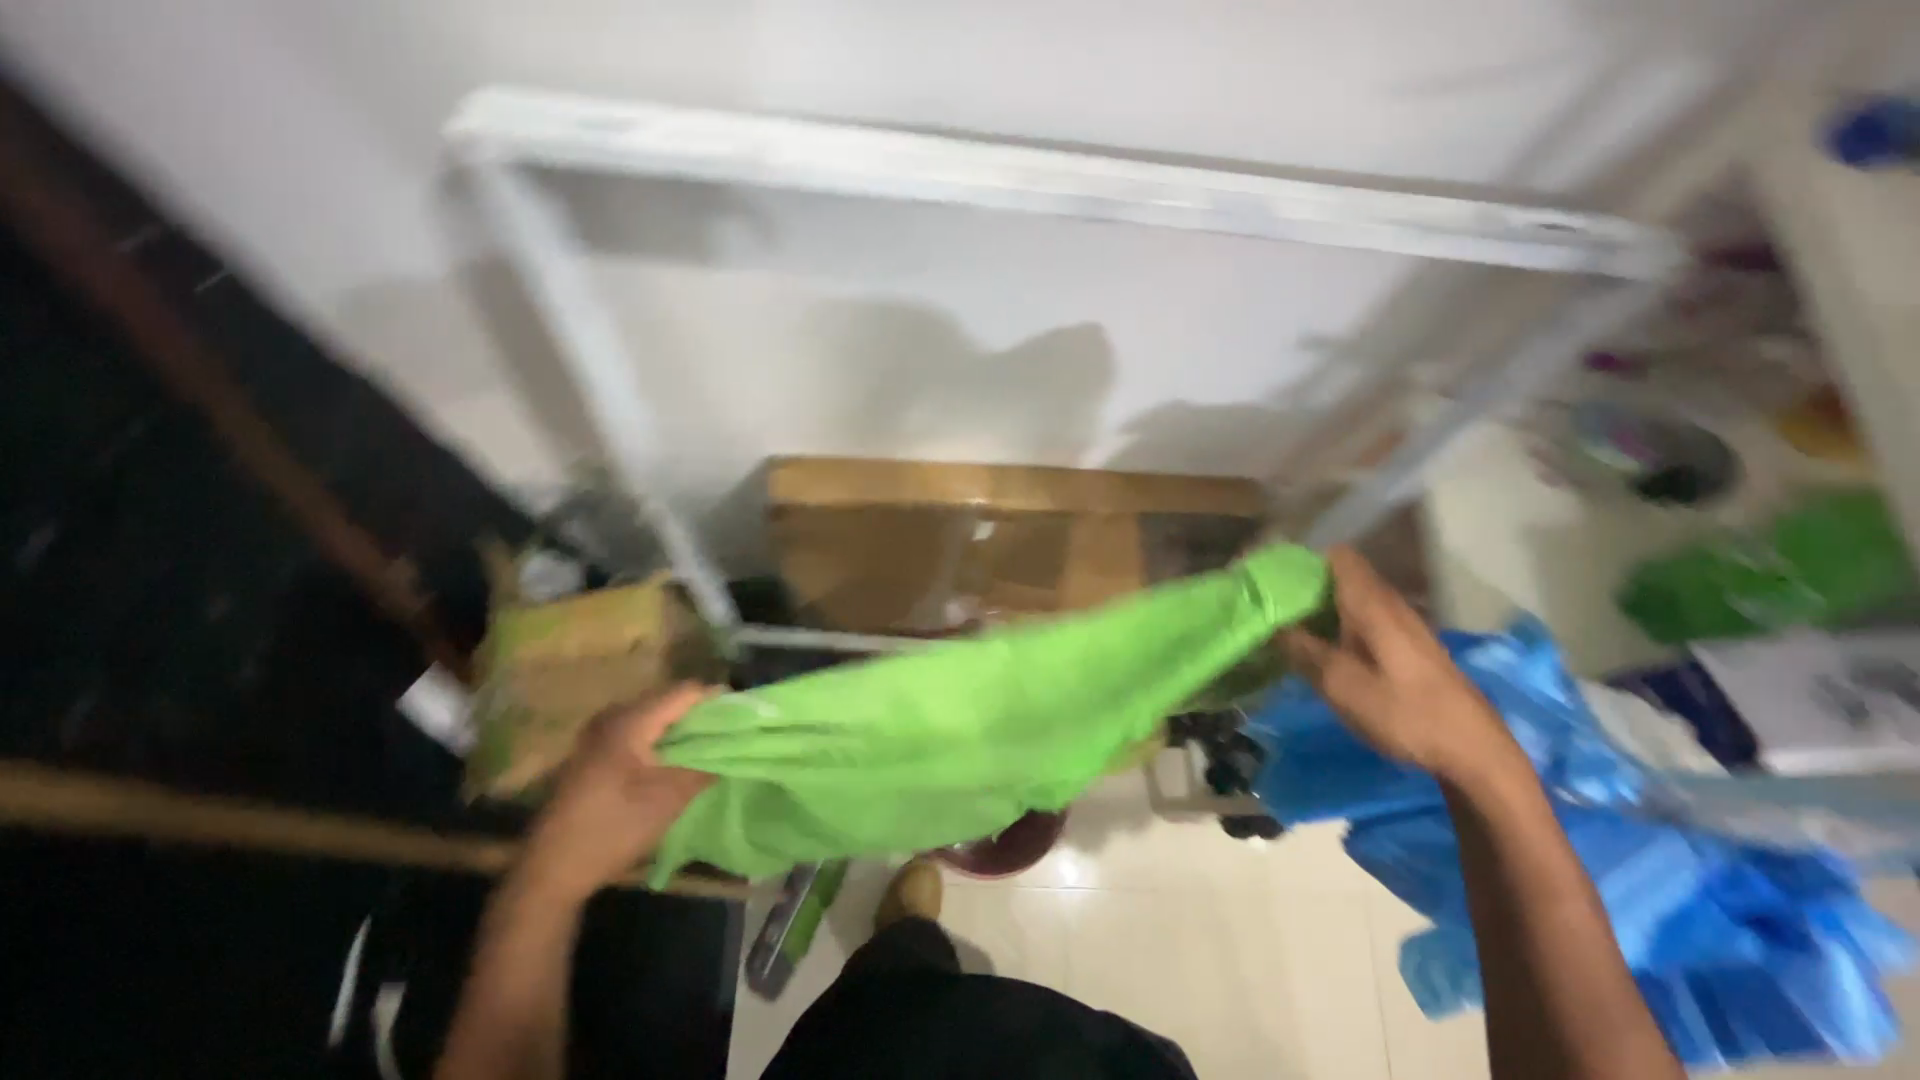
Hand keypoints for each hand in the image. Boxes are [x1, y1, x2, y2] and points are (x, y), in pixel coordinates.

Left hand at [515, 683, 716, 904]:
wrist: (551, 869)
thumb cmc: (612, 829)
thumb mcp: (668, 799)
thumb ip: (704, 767)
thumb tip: (734, 750)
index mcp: (629, 721)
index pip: (685, 692)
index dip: (717, 701)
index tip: (744, 719)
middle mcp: (611, 717)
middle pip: (668, 701)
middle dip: (701, 716)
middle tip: (732, 735)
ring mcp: (598, 735)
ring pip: (653, 718)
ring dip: (682, 731)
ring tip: (711, 749)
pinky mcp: (594, 754)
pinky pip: (639, 733)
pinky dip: (662, 742)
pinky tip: (677, 763)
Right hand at [1280, 547, 1518, 781]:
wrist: (1473, 751)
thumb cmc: (1403, 712)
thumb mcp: (1341, 685)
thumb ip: (1304, 650)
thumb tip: (1272, 626)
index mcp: (1373, 604)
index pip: (1338, 557)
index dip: (1305, 562)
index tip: (1274, 583)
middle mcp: (1391, 606)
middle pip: (1345, 579)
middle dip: (1308, 591)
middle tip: (1272, 614)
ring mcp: (1406, 628)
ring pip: (1356, 604)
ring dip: (1324, 614)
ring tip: (1291, 635)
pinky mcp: (1412, 651)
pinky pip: (1368, 625)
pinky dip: (1343, 632)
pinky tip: (1328, 658)